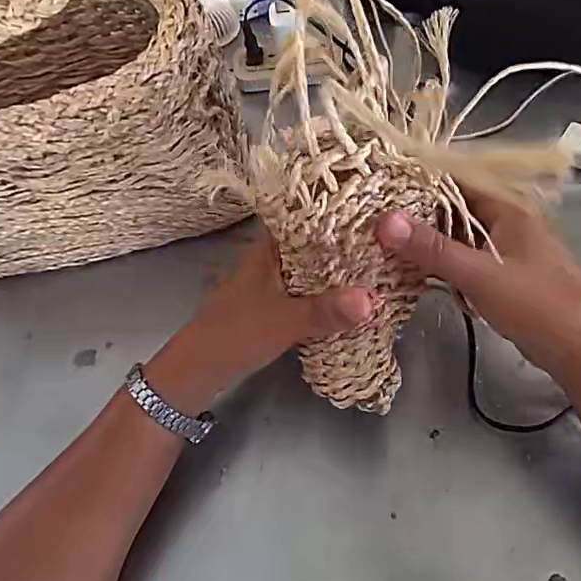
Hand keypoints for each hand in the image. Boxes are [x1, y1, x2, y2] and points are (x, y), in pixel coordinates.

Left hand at [153, 233, 375, 409]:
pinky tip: (347, 301)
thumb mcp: (285, 320)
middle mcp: (269, 261)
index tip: (369, 211)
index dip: (334, 212)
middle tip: (382, 243)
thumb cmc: (236, 333)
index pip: (303, 218)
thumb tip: (371, 300)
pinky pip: (305, 293)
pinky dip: (324, 295)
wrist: (198, 369)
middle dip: (343, 246)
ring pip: (309, 270)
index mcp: (268, 250)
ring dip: (335, 273)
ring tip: (375, 268)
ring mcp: (270, 284)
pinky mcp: (271, 307)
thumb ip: (325, 310)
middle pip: (311, 245)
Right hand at [374, 190, 580, 380]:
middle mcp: (508, 225)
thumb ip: (432, 248)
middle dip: (421, 218)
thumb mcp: (479, 275)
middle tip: (378, 223)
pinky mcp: (505, 279)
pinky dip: (446, 267)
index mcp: (508, 211)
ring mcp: (507, 253)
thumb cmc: (536, 304)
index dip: (422, 184)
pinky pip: (467, 263)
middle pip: (456, 211)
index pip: (459, 182)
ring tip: (389, 248)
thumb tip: (385, 221)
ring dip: (431, 246)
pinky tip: (420, 276)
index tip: (383, 191)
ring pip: (460, 240)